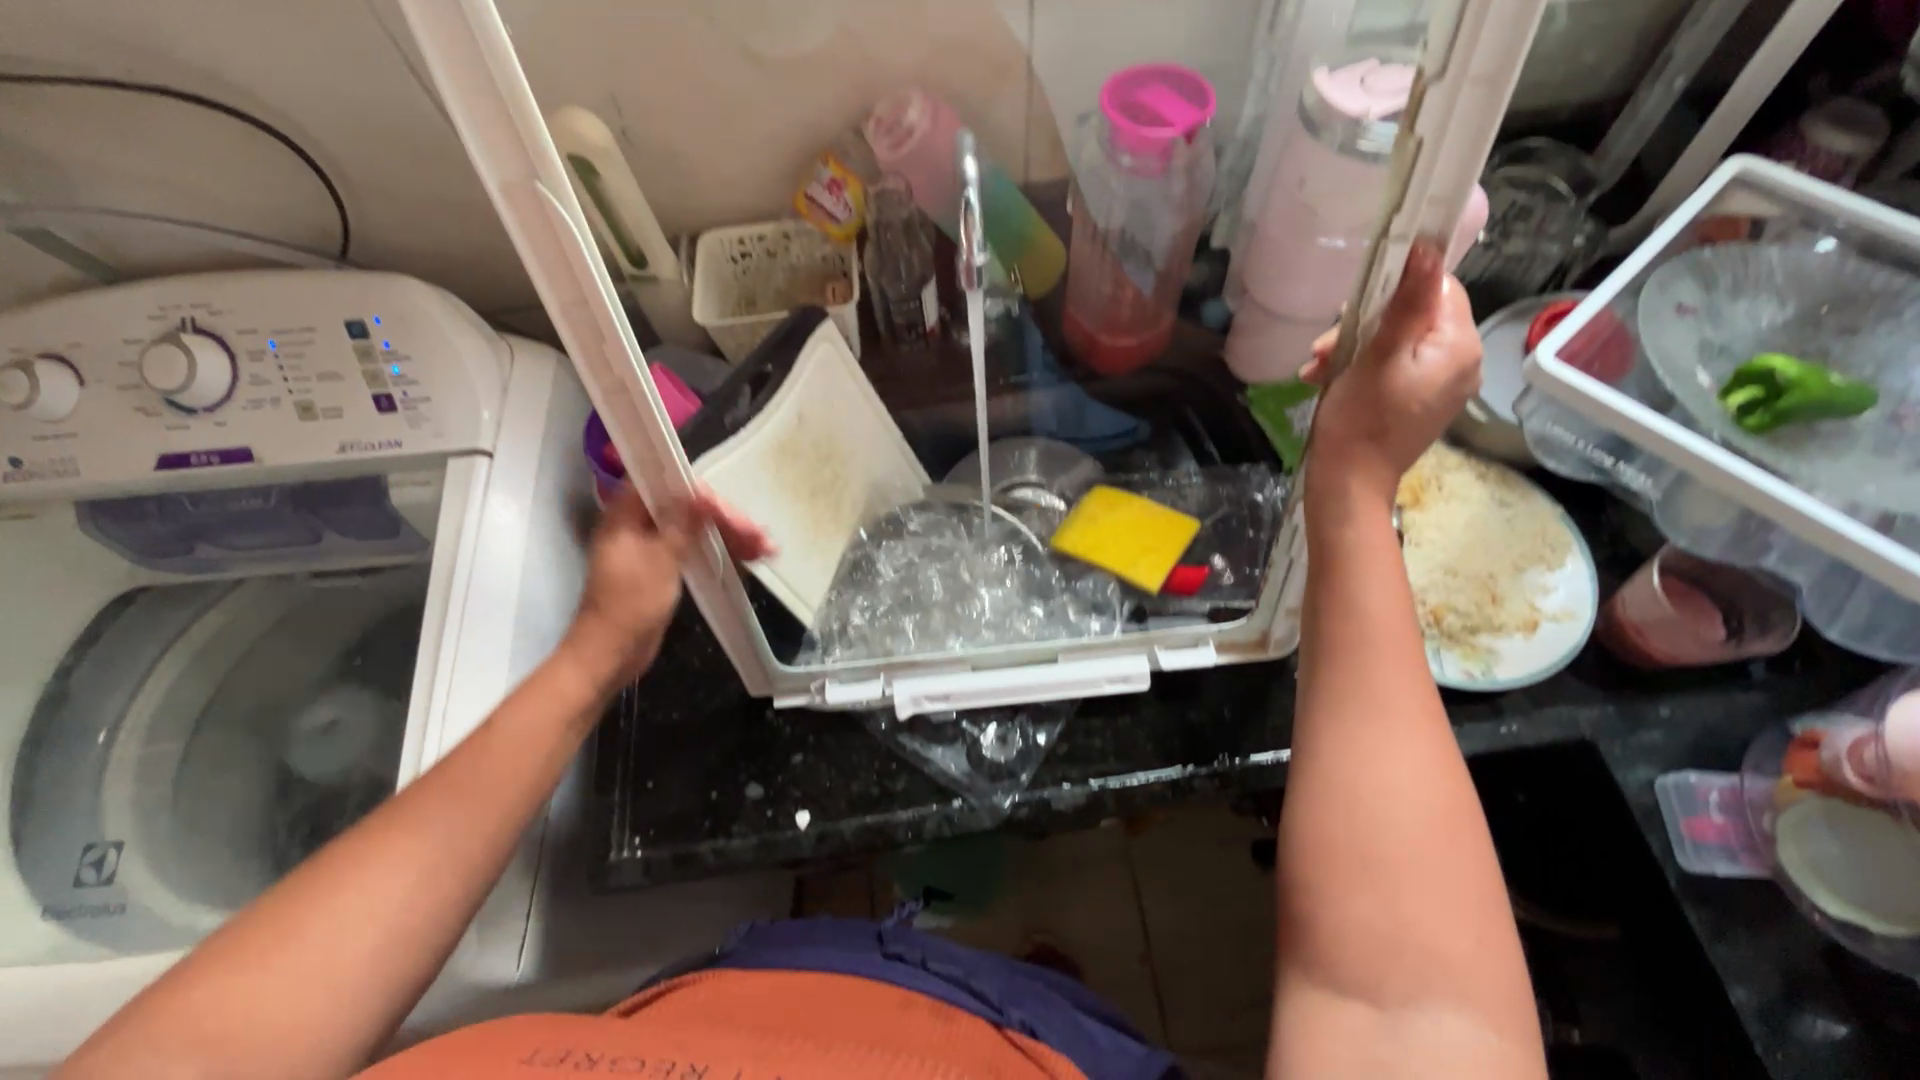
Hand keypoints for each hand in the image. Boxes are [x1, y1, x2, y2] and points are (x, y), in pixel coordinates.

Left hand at [562, 484, 773, 687]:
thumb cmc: (629, 605)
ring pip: (696, 530)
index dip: (700, 491)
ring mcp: (651, 548)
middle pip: (688, 508)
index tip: (728, 510)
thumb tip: (700, 493)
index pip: (666, 484)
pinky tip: (750, 557)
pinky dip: (720, 552)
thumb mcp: (660, 559)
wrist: (610, 653)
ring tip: (766, 547)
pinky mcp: (663, 569)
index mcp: (626, 515)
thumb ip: (682, 524)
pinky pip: (695, 550)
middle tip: (758, 534)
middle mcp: (638, 525)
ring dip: (730, 536)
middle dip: (725, 519)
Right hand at [1300, 243, 1480, 509]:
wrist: (1349, 482)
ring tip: (1318, 364)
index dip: (1396, 288)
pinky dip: (1361, 367)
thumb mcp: (1378, 354)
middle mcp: (1462, 363)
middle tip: (1324, 345)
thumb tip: (1429, 247)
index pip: (1440, 288)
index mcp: (1460, 346)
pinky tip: (1326, 378)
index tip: (1355, 306)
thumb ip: (1407, 301)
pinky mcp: (1421, 400)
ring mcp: (1442, 385)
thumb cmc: (1360, 419)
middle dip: (1365, 323)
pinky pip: (1395, 366)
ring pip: (1400, 341)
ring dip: (1355, 345)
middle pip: (1417, 315)